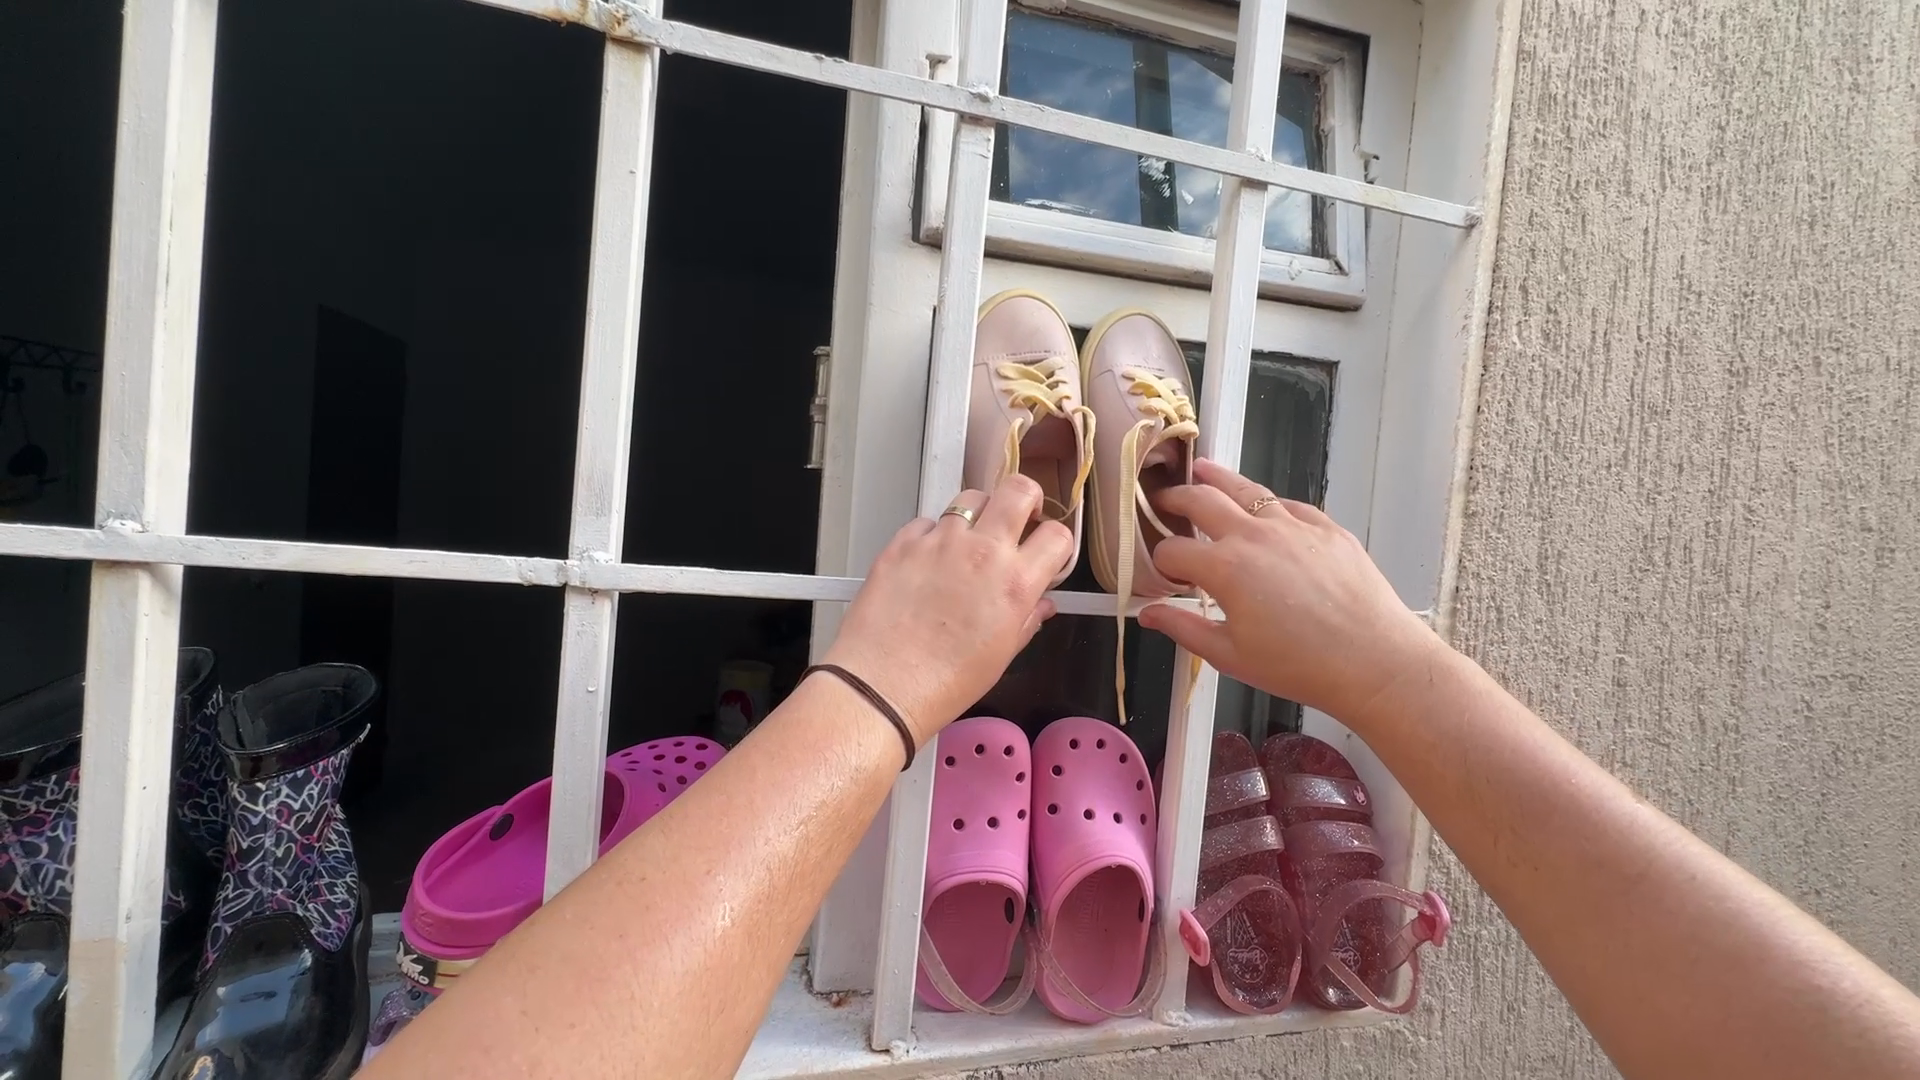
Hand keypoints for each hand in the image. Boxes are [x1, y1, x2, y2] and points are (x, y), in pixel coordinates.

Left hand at [823, 476, 1071, 747]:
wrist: (881, 686)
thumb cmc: (944, 682)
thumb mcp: (1001, 656)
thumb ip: (1027, 620)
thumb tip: (1041, 604)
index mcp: (1015, 583)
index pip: (1057, 534)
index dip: (1055, 542)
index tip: (1044, 552)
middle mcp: (981, 551)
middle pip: (1018, 489)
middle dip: (1025, 499)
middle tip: (1016, 520)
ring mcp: (940, 541)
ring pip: (970, 498)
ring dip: (976, 515)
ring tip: (967, 543)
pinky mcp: (903, 542)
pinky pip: (927, 522)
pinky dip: (933, 535)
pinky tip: (928, 562)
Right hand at [1136, 459, 1442, 720]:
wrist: (1375, 663)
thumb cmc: (1299, 665)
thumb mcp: (1229, 655)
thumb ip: (1183, 628)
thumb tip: (1147, 614)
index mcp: (1224, 567)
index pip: (1172, 550)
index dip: (1160, 560)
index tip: (1162, 572)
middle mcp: (1254, 535)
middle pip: (1200, 499)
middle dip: (1173, 498)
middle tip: (1160, 500)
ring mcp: (1293, 525)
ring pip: (1244, 487)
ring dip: (1216, 478)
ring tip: (1200, 469)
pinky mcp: (1326, 527)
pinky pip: (1287, 504)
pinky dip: (1265, 503)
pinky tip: (1260, 506)